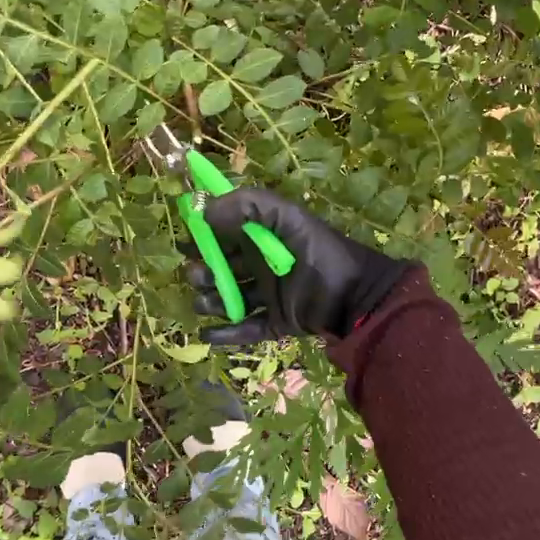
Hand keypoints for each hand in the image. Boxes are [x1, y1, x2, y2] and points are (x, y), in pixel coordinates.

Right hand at [185, 187, 408, 343]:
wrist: (354, 297)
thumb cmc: (318, 253)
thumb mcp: (287, 218)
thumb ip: (246, 205)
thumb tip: (202, 210)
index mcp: (265, 237)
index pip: (226, 233)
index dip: (203, 237)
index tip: (185, 242)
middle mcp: (264, 264)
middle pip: (222, 268)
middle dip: (203, 272)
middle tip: (197, 276)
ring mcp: (270, 295)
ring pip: (229, 299)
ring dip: (210, 301)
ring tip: (205, 303)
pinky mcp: (277, 322)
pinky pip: (246, 329)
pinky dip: (225, 334)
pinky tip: (207, 334)